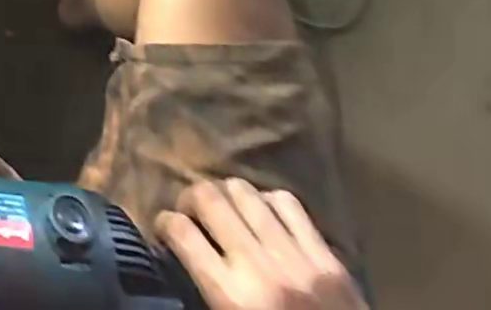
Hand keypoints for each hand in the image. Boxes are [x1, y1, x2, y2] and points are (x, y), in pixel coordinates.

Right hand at [157, 179, 365, 309]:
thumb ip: (205, 301)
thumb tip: (177, 267)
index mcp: (231, 298)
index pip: (182, 233)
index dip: (164, 223)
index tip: (163, 229)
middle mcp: (259, 267)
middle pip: (209, 198)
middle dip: (190, 199)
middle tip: (189, 213)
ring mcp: (296, 257)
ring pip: (244, 191)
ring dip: (226, 195)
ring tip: (224, 210)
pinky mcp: (327, 258)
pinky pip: (287, 203)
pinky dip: (268, 202)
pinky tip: (264, 217)